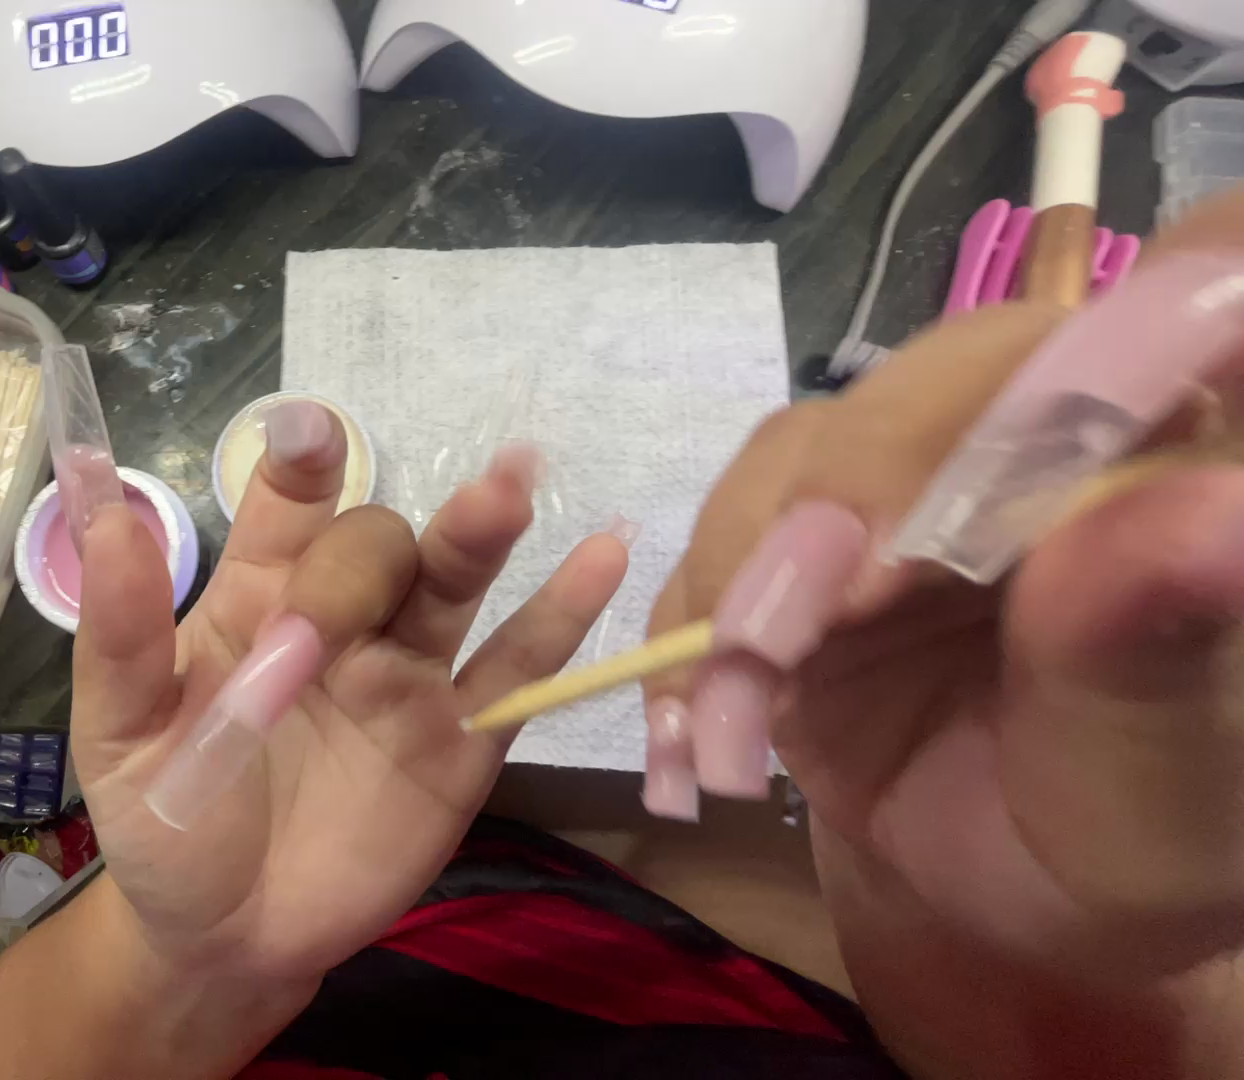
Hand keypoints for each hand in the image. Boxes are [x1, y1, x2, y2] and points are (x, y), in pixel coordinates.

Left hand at [70, 404, 627, 985]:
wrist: (228, 934)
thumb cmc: (168, 822)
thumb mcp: (121, 730)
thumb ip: (122, 630)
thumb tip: (104, 516)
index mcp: (259, 601)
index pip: (287, 508)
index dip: (300, 466)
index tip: (308, 433)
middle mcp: (342, 620)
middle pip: (374, 546)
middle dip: (357, 567)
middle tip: (324, 632)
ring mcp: (407, 675)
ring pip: (452, 584)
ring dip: (480, 534)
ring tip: (510, 487)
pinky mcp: (460, 741)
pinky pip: (518, 671)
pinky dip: (561, 617)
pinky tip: (603, 555)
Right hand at [643, 190, 1243, 977]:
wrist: (974, 887)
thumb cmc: (1099, 850)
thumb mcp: (1154, 803)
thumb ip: (1148, 665)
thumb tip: (1183, 513)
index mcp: (1177, 467)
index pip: (1194, 291)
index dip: (1099, 352)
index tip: (989, 503)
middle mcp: (1025, 446)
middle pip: (923, 384)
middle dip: (836, 503)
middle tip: (787, 635)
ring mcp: (887, 488)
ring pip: (783, 460)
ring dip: (733, 582)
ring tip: (728, 716)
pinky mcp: (785, 539)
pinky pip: (707, 541)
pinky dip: (679, 628)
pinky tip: (687, 719)